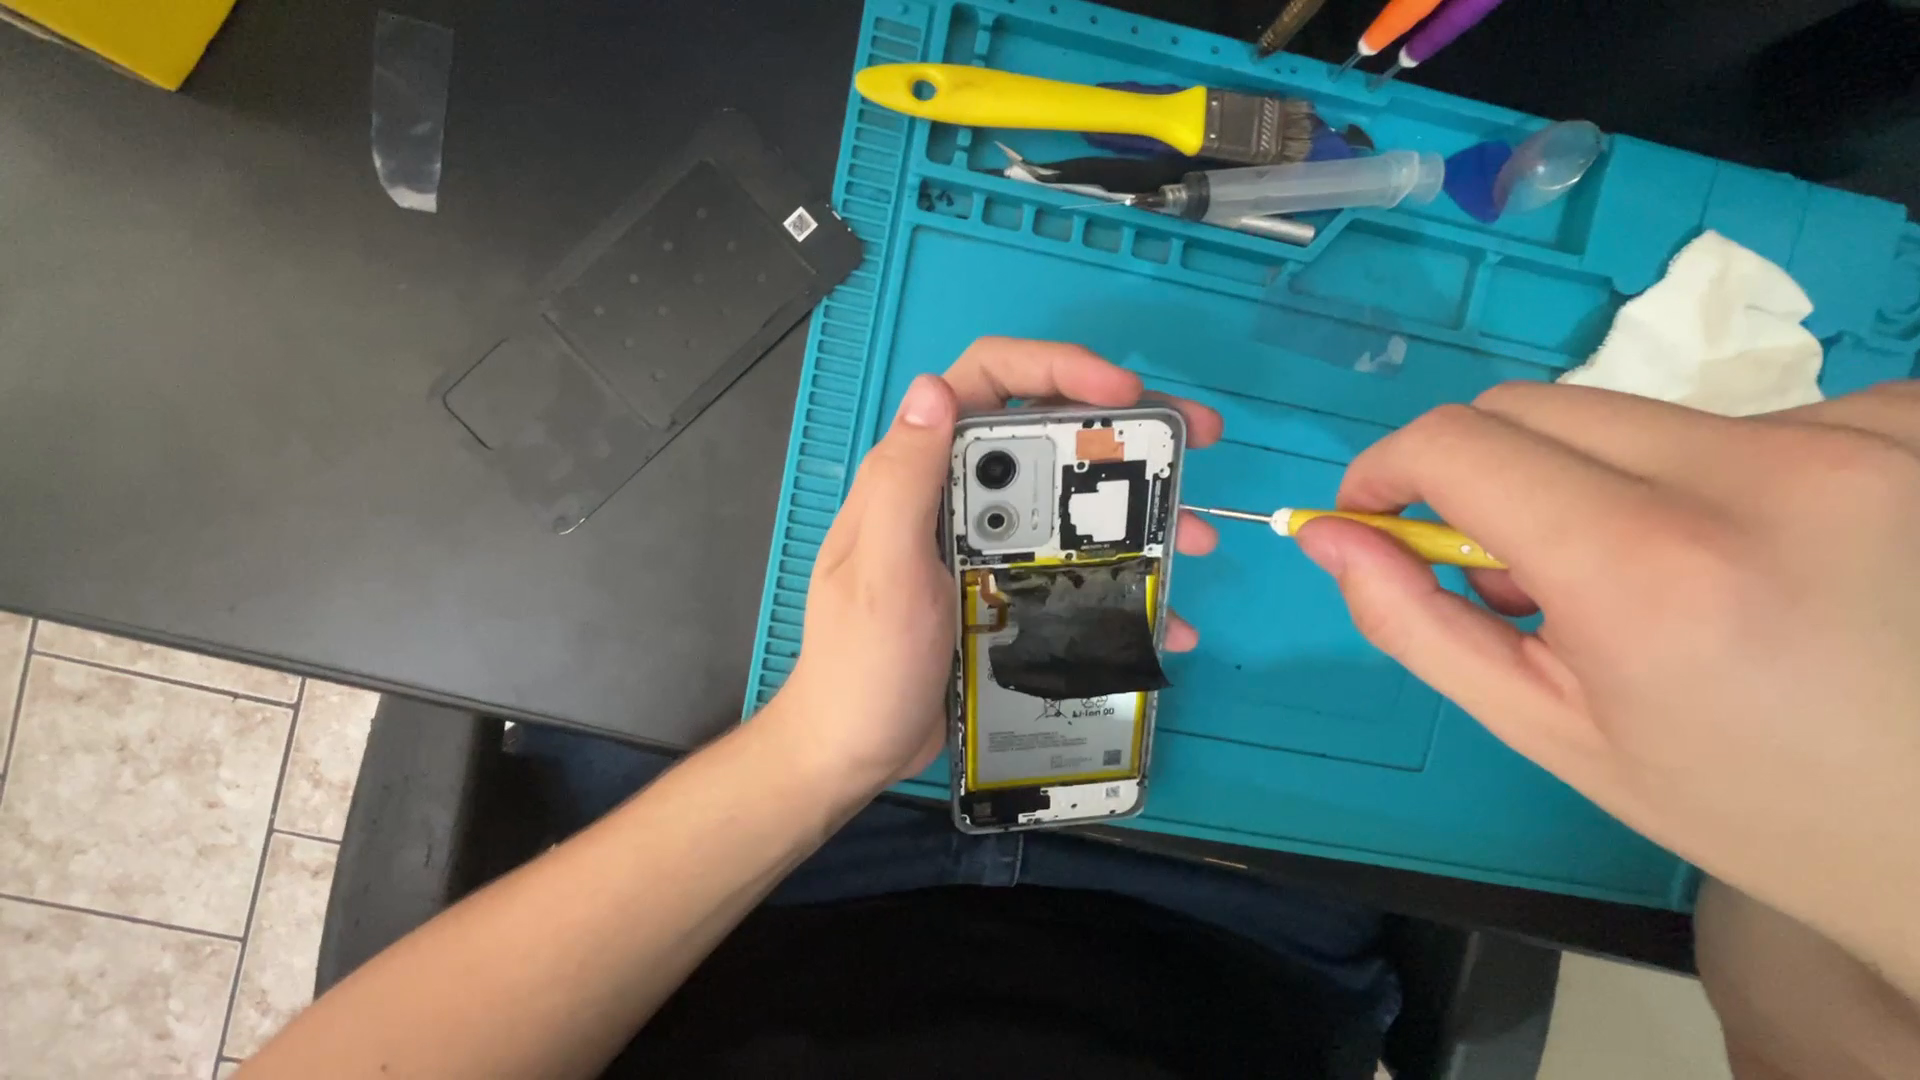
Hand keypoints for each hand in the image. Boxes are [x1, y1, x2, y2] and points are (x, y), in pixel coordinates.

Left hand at [772, 337, 1222, 794]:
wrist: (859, 748)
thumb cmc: (863, 662)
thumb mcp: (882, 570)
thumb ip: (904, 479)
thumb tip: (935, 386)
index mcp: (922, 473)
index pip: (987, 382)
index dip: (1056, 366)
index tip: (1124, 390)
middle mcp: (961, 495)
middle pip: (1050, 435)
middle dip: (1127, 431)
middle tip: (1196, 439)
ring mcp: (991, 544)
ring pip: (1074, 504)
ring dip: (1139, 511)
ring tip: (1195, 536)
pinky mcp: (1014, 590)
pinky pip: (1078, 569)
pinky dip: (1125, 583)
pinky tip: (1165, 613)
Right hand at [1296, 380, 1919, 982]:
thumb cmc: (1744, 799)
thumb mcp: (1545, 726)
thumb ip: (1413, 619)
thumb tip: (1327, 535)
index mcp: (1647, 566)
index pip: (1456, 443)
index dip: (1388, 469)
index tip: (1377, 514)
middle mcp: (1763, 470)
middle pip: (1527, 410)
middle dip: (1476, 475)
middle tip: (1506, 566)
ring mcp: (1864, 432)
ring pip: (1620, 416)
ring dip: (1585, 481)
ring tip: (1641, 574)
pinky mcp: (1918, 418)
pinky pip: (1723, 420)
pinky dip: (1688, 475)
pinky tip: (1743, 550)